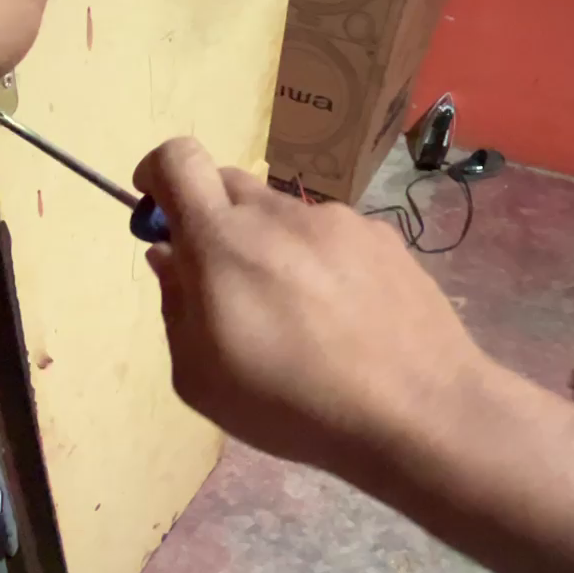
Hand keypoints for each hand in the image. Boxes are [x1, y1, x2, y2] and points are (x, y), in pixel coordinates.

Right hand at [136, 139, 491, 474]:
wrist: (417, 412)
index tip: (157, 216)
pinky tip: (340, 317)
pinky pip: (328, 235)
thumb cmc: (289, 405)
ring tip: (294, 316)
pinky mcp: (383, 238)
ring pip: (280, 214)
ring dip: (267, 246)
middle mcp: (279, 214)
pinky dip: (315, 262)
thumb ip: (173, 305)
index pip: (177, 160)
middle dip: (209, 221)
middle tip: (224, 284)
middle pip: (227, 184)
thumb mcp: (198, 378)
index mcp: (223, 242)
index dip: (156, 175)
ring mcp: (338, 221)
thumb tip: (168, 257)